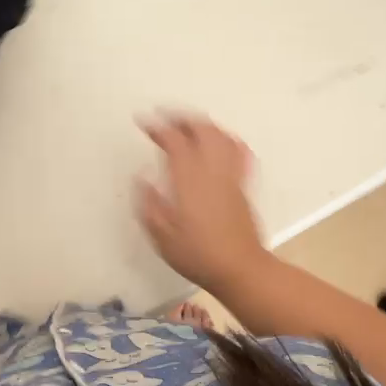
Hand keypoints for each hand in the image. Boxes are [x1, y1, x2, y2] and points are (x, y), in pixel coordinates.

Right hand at [136, 115, 268, 289]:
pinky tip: (220, 141)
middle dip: (181, 118)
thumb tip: (142, 177)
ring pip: (221, 135)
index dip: (158, 128)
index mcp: (188, 180)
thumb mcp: (161, 234)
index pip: (174, 141)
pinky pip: (238, 150)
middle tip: (164, 119)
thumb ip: (149, 202)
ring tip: (188, 126)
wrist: (238, 267)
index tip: (143, 122)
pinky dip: (227, 138)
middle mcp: (212, 170)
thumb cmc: (195, 254)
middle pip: (201, 129)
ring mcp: (231, 175)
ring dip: (203, 124)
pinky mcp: (243, 184)